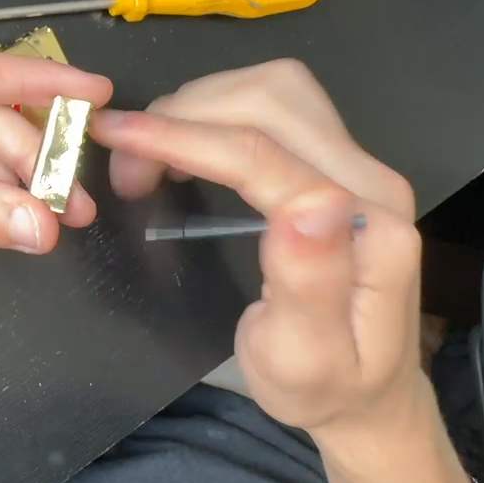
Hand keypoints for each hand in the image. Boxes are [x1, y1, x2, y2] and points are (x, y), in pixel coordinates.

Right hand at [87, 60, 429, 447]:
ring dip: (198, 105)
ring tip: (150, 150)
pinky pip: (271, 105)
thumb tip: (307, 204)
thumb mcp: (304, 358)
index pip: (263, 155)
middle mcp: (370, 179)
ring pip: (271, 89)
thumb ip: (309, 281)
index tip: (113, 134)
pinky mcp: (334, 159)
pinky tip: (184, 144)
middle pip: (270, 100)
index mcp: (367, 228)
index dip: (182, 136)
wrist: (365, 392)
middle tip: (125, 159)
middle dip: (182, 115)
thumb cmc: (322, 387)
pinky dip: (214, 109)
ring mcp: (356, 163)